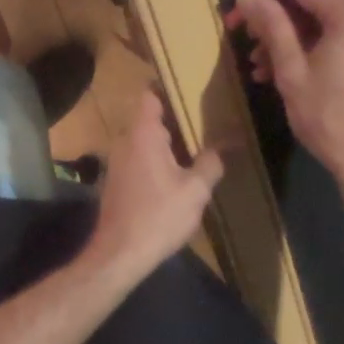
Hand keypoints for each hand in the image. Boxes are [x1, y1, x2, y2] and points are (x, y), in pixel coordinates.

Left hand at [83, 93, 225, 278]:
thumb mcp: (195, 191)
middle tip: (206, 122)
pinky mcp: (115, 182)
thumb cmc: (158, 217)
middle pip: (150, 118)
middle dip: (176, 119)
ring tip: (196, 149)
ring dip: (167, 143)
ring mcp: (116, 162)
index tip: (193, 93)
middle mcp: (124, 141)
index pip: (151, 94)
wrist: (119, 255)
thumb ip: (211, 162)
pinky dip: (156, 161)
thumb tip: (227, 143)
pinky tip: (177, 175)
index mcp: (142, 134)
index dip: (170, 89)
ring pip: (144, 141)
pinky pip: (139, 160)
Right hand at [226, 0, 343, 189]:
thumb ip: (272, 27)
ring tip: (261, 60)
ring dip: (294, 27)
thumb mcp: (293, 73)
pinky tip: (289, 63)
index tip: (236, 8)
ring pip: (329, 7)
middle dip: (279, 9)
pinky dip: (317, 36)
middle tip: (247, 33)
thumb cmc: (331, 120)